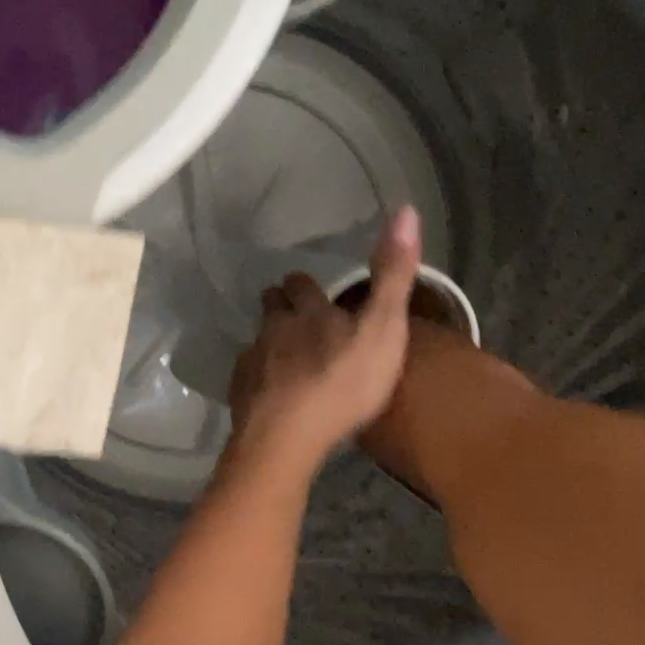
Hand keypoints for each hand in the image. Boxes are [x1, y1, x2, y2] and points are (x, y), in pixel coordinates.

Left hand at [223, 207, 422, 478]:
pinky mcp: (240, 391)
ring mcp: (252, 360)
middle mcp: (273, 328)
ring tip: (286, 357)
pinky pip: (248, 376)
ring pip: (258, 340)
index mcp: (308, 311)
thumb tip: (404, 211)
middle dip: (282, 307)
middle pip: (272, 308)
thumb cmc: (343, 382)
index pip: (300, 284)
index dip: (304, 285)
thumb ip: (392, 276)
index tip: (310, 288)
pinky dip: (259, 378)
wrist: (287, 434)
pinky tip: (271, 393)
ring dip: (271, 343)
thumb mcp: (383, 327)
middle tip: (296, 317)